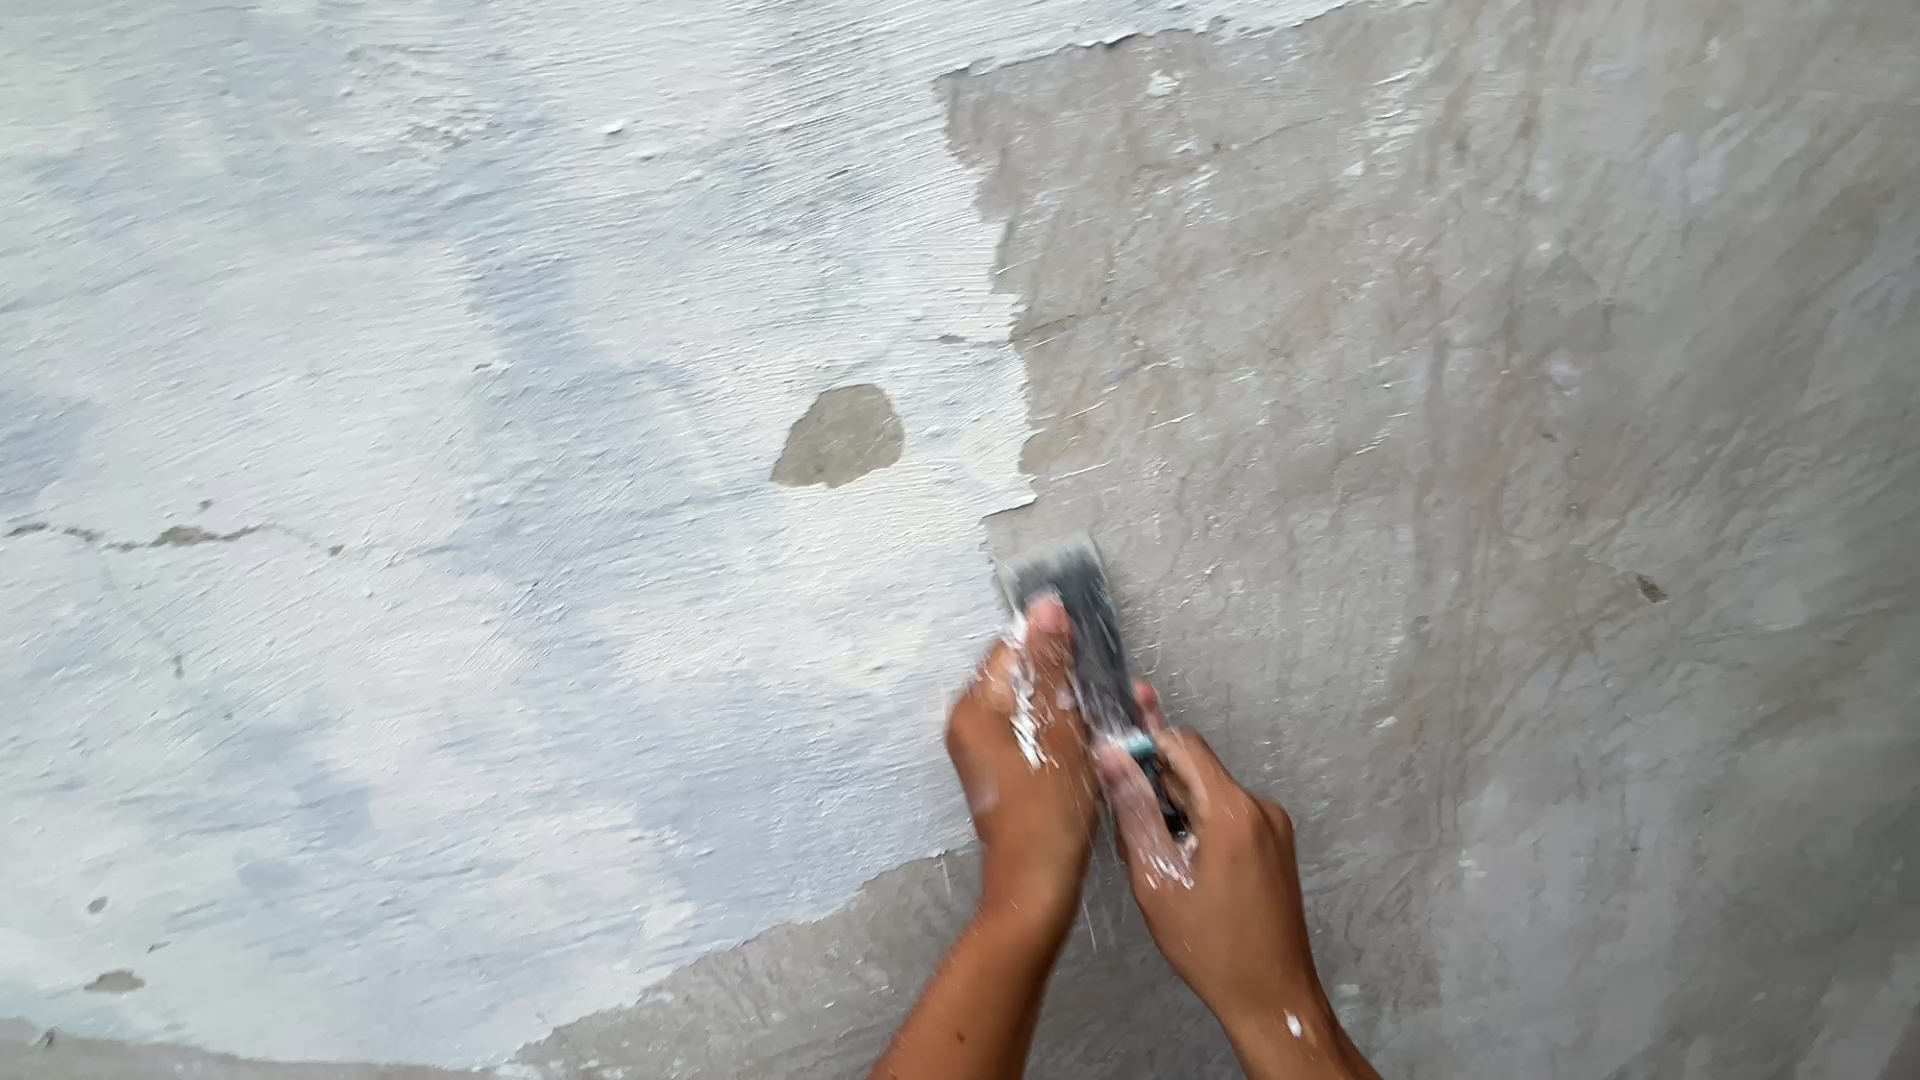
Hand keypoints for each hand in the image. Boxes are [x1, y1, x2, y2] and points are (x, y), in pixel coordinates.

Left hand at [947, 596, 1099, 925]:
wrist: (1037, 884)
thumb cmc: (1049, 808)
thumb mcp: (1058, 730)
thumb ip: (1051, 667)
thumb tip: (1046, 607)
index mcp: (973, 708)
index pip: (1010, 648)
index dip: (1049, 639)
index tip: (1087, 639)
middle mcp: (969, 721)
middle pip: (1019, 674)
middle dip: (1061, 671)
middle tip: (1101, 679)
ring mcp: (984, 745)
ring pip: (1029, 701)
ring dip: (1064, 699)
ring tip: (1100, 705)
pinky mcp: (1002, 764)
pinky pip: (1031, 726)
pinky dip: (1058, 724)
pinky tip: (1088, 732)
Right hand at [1095, 686, 1318, 1022]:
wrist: (1273, 999)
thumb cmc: (1208, 944)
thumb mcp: (1156, 877)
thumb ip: (1132, 809)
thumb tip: (1109, 752)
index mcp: (1231, 808)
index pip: (1183, 742)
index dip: (1146, 745)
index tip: (1117, 767)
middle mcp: (1259, 805)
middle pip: (1195, 769)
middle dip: (1156, 787)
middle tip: (1130, 829)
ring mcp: (1273, 824)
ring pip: (1208, 793)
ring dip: (1176, 811)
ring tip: (1156, 857)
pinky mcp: (1276, 843)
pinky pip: (1227, 813)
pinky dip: (1200, 825)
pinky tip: (1183, 864)